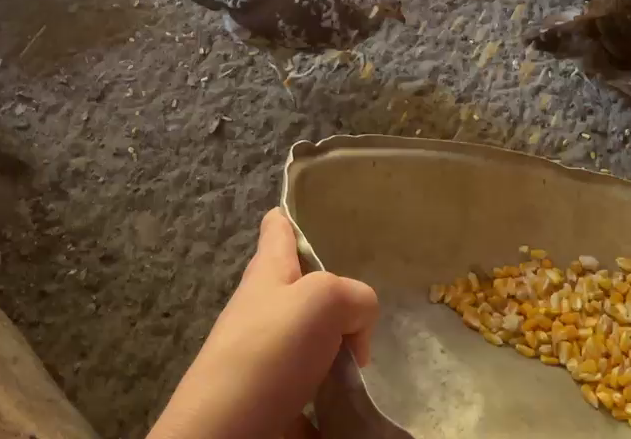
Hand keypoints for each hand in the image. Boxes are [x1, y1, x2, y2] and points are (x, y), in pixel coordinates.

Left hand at [149, 209, 379, 438]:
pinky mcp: (270, 407)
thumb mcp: (325, 301)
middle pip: (302, 291)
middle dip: (334, 300)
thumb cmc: (268, 353)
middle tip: (366, 315)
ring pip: (311, 348)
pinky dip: (332, 409)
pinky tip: (353, 415)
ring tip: (367, 371)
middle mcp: (263, 311)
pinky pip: (311, 401)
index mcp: (269, 273)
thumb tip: (356, 330)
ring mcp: (264, 362)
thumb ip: (355, 298)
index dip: (293, 217)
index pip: (277, 228)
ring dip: (339, 359)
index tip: (317, 215)